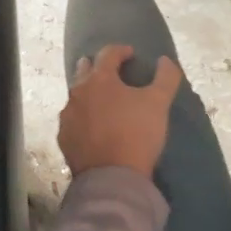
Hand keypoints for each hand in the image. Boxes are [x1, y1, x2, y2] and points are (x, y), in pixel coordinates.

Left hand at [57, 45, 182, 178]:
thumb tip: (166, 60)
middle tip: (111, 72)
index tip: (131, 54)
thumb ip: (166, 77)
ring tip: (102, 101)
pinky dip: (82, 118)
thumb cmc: (136, 134)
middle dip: (97, 67)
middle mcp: (78, 92)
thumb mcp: (158, 103)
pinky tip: (91, 127)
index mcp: (99, 78)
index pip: (108, 53)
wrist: (112, 179)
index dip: (121, 51)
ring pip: (76, 96)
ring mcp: (68, 116)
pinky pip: (72, 120)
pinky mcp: (64, 138)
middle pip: (84, 69)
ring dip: (88, 93)